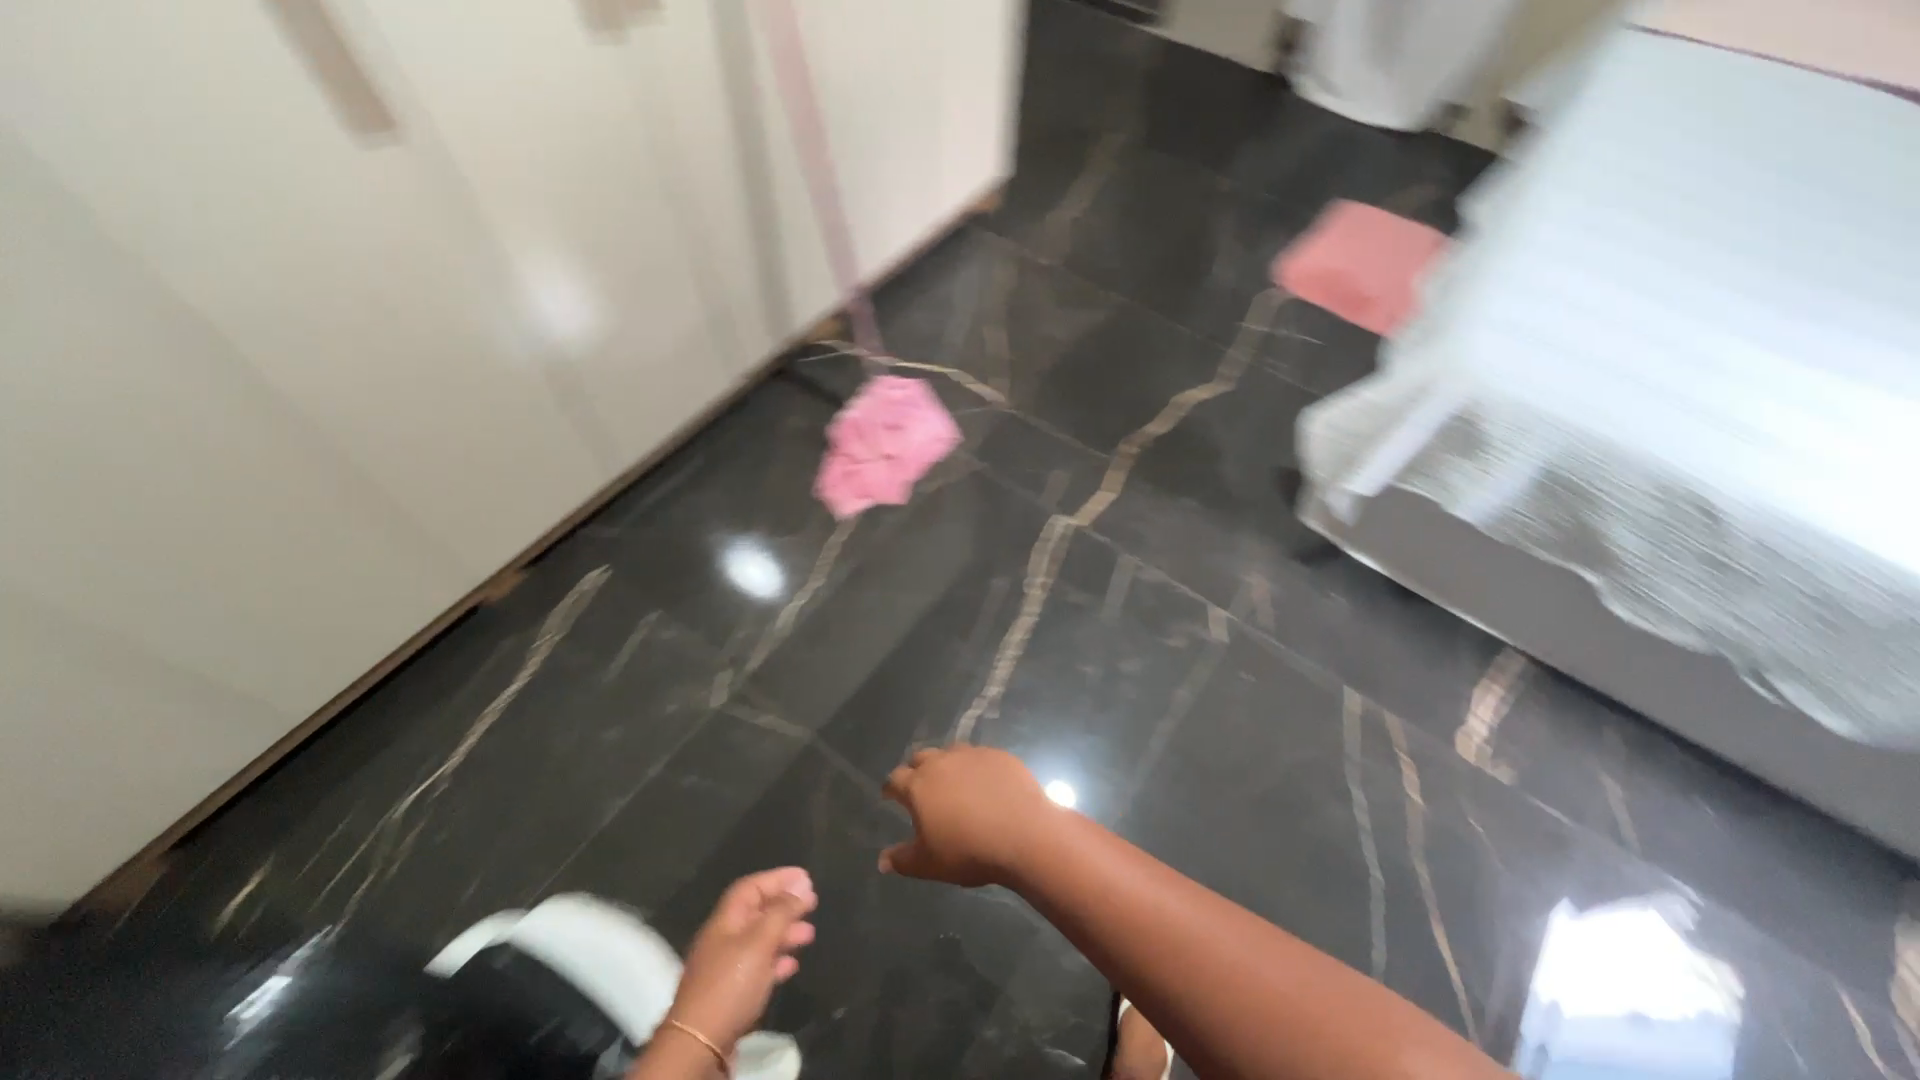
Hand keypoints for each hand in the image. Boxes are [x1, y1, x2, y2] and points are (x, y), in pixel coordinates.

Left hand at [664, 867, 817, 1053]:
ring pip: (759, 940)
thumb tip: (801, 885)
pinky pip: (758, 967)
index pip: (750, 888)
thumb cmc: (730, 984)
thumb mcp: (759, 942)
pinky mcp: (731, 992)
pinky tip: (791, 965)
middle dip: (785, 905)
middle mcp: (723, 939)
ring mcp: (726, 967)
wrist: (699, 1042)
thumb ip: (781, 912)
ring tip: (809, 935)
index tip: (805, 877)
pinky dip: (776, 961)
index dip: (777, 878)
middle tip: (813, 903)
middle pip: (756, 913)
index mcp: (725, 921)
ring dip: (785, 933)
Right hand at [879, 745, 1059, 887]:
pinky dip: (976, 767)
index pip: (895, 779)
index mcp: (918, 786)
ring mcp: (972, 755)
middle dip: (916, 770)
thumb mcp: (929, 864)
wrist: (1024, 836)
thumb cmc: (969, 852)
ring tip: (954, 782)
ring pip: (951, 752)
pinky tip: (986, 783)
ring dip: (947, 764)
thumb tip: (881, 861)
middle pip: (920, 757)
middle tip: (921, 788)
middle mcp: (942, 763)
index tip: (890, 796)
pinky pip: (980, 756)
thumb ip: (902, 860)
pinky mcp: (999, 756)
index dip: (891, 788)